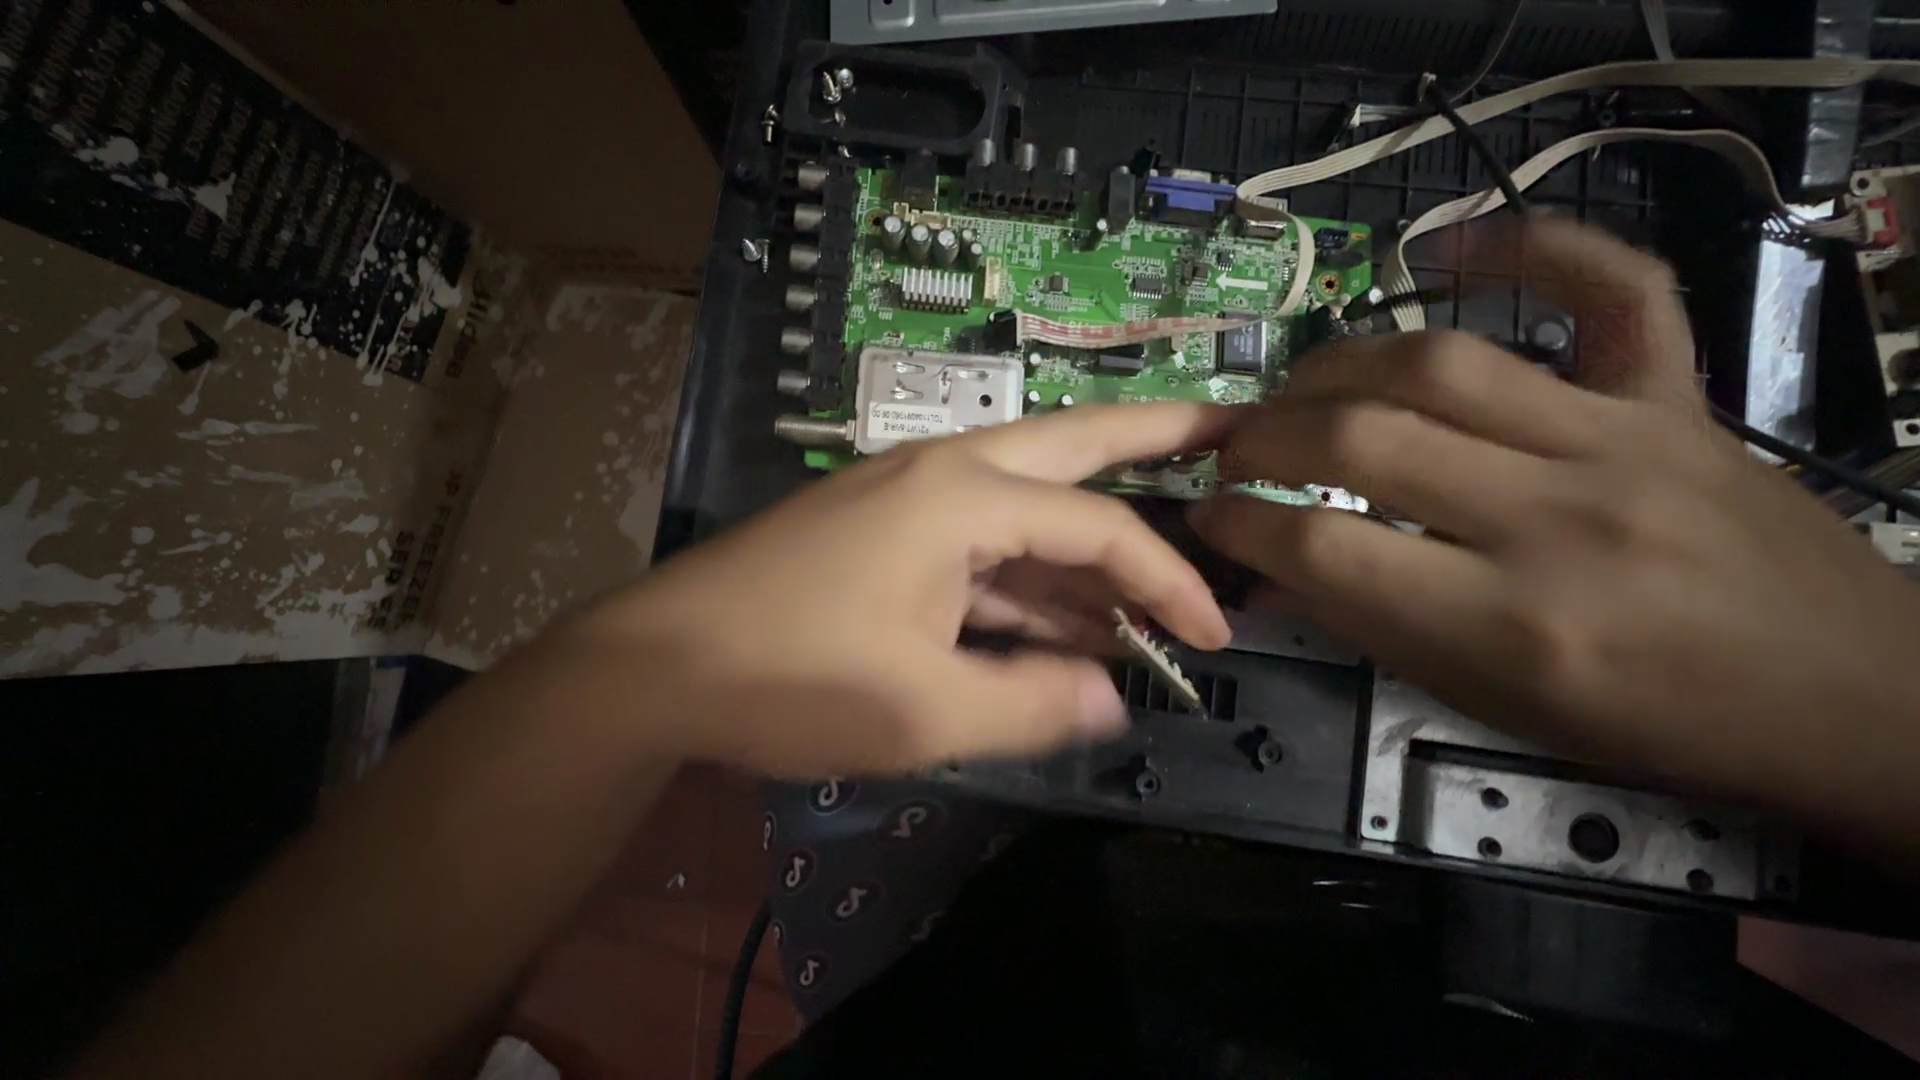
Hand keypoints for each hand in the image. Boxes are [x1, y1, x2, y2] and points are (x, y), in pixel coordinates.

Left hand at [548, 402, 1232, 776]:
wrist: (655, 668)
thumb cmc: (792, 680)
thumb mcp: (925, 709)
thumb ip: (1033, 703)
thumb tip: (1113, 702)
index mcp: (962, 497)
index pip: (1099, 530)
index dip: (1166, 585)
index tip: (1214, 639)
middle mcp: (941, 473)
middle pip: (1071, 446)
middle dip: (1154, 437)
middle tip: (1227, 425)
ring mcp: (905, 499)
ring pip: (1024, 509)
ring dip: (1084, 550)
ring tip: (1151, 595)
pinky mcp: (880, 534)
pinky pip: (977, 548)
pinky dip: (1024, 581)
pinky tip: (1060, 623)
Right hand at [1189, 218, 1919, 836]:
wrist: (1855, 702)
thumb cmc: (1653, 725)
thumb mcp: (1488, 704)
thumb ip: (1367, 627)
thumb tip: (1264, 572)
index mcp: (1512, 623)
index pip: (1323, 551)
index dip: (1239, 527)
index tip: (1207, 515)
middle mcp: (1560, 518)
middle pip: (1362, 439)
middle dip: (1262, 439)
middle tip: (1232, 452)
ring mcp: (1626, 439)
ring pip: (1439, 362)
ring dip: (1331, 366)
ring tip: (1293, 390)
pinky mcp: (1678, 397)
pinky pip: (1612, 290)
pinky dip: (1529, 249)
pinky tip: (1446, 252)